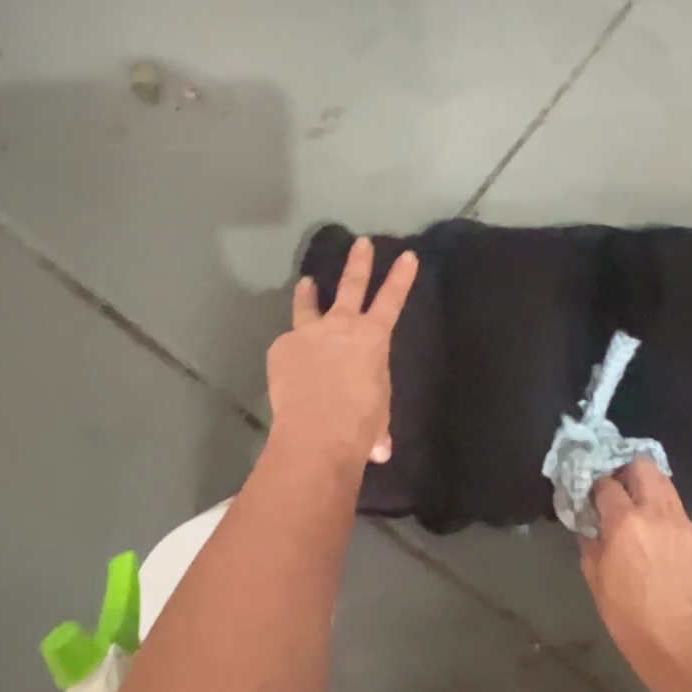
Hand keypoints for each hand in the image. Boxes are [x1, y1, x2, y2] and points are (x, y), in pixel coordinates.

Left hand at [267, 236, 417, 469]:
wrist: (317, 432)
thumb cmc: (360, 424)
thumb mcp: (377, 417)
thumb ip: (375, 423)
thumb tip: (378, 448)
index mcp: (373, 338)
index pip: (392, 299)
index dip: (402, 277)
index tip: (408, 256)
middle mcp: (342, 326)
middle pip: (352, 286)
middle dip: (359, 263)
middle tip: (361, 243)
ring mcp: (309, 333)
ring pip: (309, 305)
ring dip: (308, 292)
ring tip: (305, 282)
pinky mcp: (282, 347)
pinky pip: (289, 345)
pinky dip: (292, 352)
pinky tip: (290, 365)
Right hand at [580, 458, 691, 664]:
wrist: (670, 636)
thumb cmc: (623, 609)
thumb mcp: (593, 571)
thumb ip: (589, 535)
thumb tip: (587, 515)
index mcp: (625, 521)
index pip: (607, 482)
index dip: (596, 483)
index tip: (591, 490)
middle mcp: (655, 512)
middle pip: (642, 466)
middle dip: (625, 468)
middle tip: (615, 483)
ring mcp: (679, 520)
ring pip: (663, 479)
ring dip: (646, 481)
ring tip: (634, 495)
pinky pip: (675, 503)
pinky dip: (661, 502)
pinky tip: (652, 519)